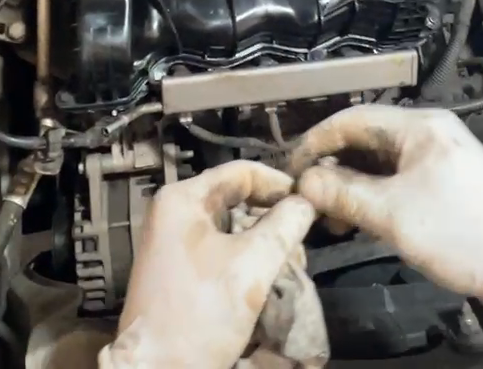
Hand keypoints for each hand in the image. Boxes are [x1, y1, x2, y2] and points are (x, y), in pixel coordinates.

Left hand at [103, 161, 317, 368]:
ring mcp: (173, 239)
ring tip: (291, 261)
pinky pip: (219, 247)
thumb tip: (307, 201)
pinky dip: (246, 256)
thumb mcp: (250, 267)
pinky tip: (268, 274)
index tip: (310, 201)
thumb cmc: (201, 311)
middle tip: (302, 239)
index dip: (279, 183)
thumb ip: (283, 227)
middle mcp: (174, 210)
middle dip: (273, 217)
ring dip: (263, 240)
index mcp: (182, 197)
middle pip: (236, 198)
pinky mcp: (178, 266)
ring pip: (230, 225)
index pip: (241, 172)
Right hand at [288, 105, 482, 331]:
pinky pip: (399, 172)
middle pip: (366, 136)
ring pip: (381, 157)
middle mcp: (429, 128)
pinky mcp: (447, 175)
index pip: (352, 119)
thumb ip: (344, 194)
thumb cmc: (462, 234)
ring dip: (353, 181)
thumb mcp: (395, 217)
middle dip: (333, 165)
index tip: (289, 169)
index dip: (315, 141)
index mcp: (419, 125)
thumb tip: (303, 181)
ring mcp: (440, 151)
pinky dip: (375, 190)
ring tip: (333, 214)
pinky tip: (362, 214)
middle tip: (309, 198)